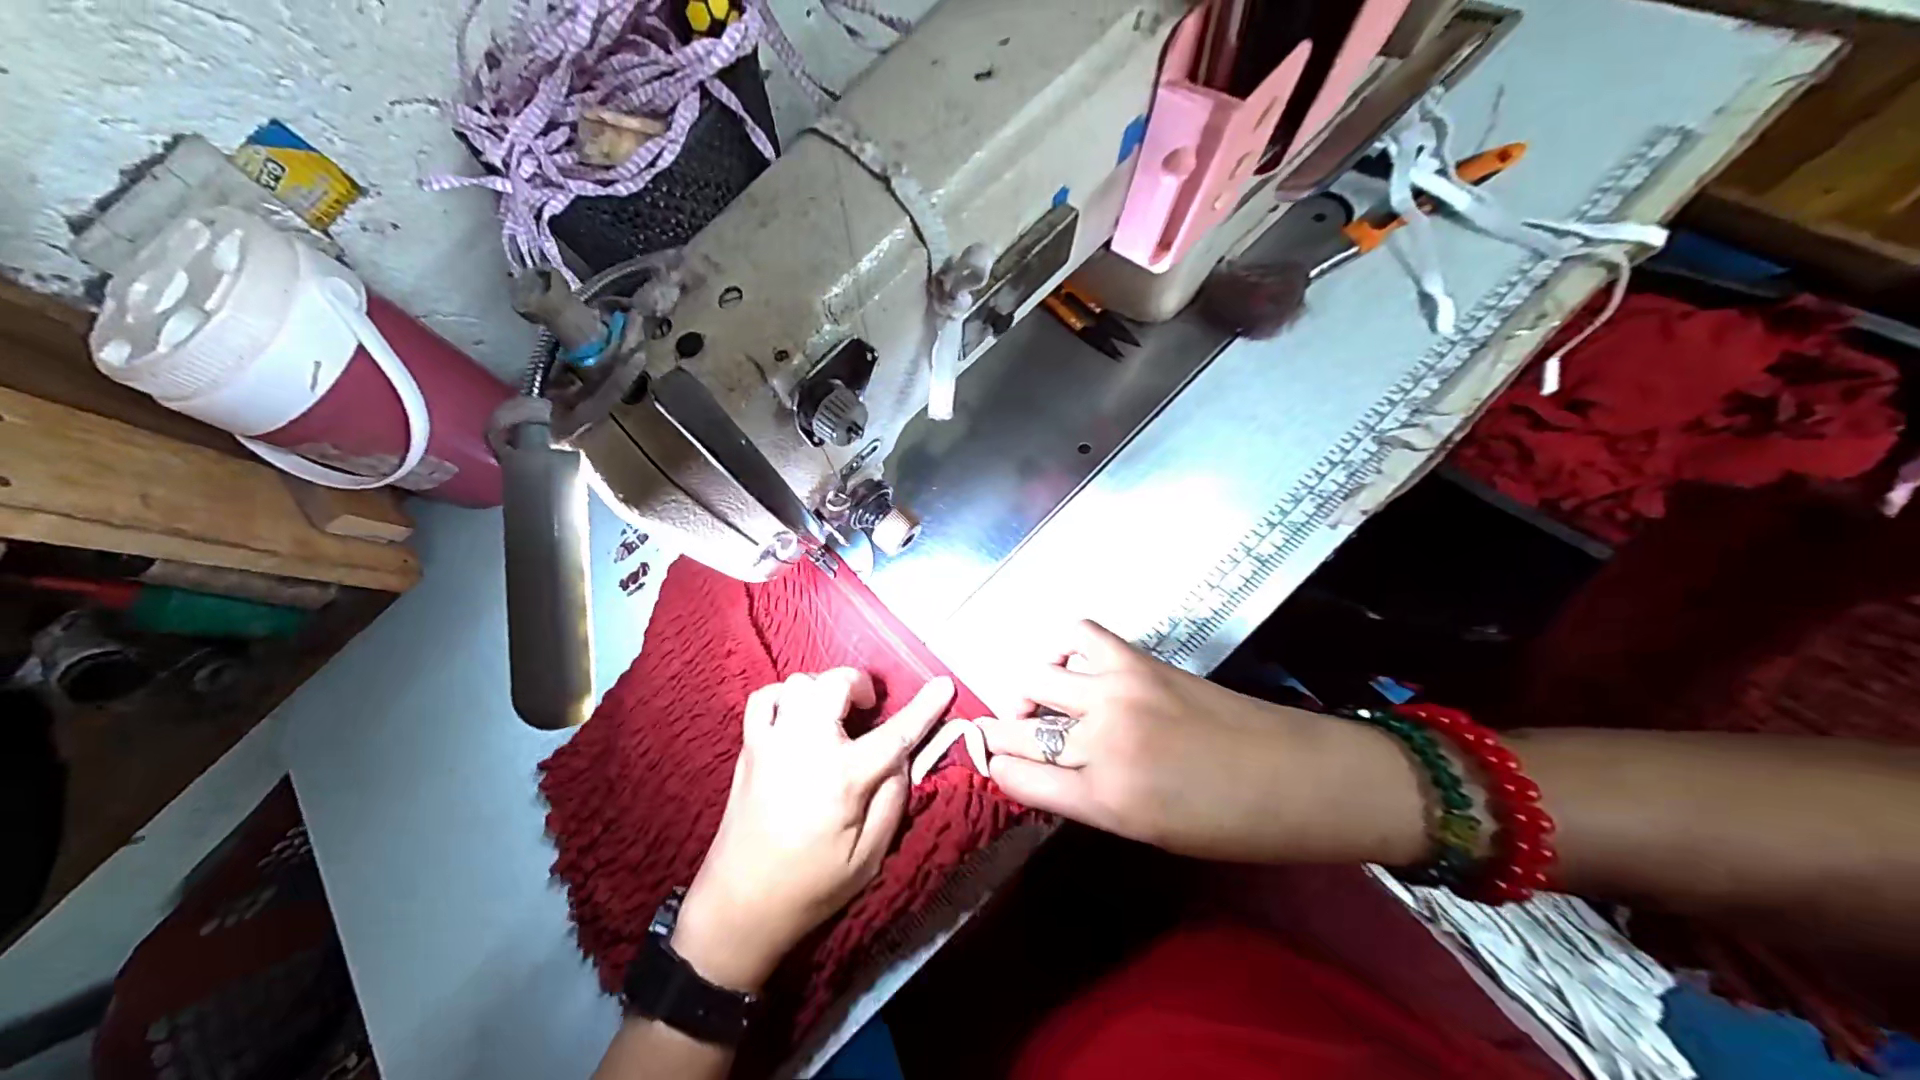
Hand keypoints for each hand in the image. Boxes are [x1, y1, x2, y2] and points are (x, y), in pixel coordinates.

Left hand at [671, 669, 954, 992]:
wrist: (739, 905)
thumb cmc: (810, 886)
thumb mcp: (869, 856)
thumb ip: (893, 799)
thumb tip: (903, 757)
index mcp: (842, 776)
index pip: (895, 732)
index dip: (925, 707)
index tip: (944, 684)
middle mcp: (804, 746)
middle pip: (837, 684)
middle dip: (862, 685)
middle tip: (871, 709)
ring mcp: (771, 741)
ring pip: (801, 682)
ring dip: (826, 690)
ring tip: (836, 716)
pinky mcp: (749, 747)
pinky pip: (766, 697)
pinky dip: (787, 696)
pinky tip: (799, 718)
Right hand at [979, 621, 1429, 865]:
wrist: (1297, 777)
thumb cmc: (1227, 824)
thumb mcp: (1145, 831)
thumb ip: (1085, 798)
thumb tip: (1040, 768)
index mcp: (1103, 799)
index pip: (1016, 776)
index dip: (1000, 770)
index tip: (999, 765)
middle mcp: (1100, 741)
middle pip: (1015, 727)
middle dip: (1000, 734)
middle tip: (1005, 736)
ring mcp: (1117, 692)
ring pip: (1033, 677)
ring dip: (1024, 692)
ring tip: (1038, 701)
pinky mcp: (1138, 659)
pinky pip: (1077, 635)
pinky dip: (1062, 648)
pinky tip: (1072, 667)